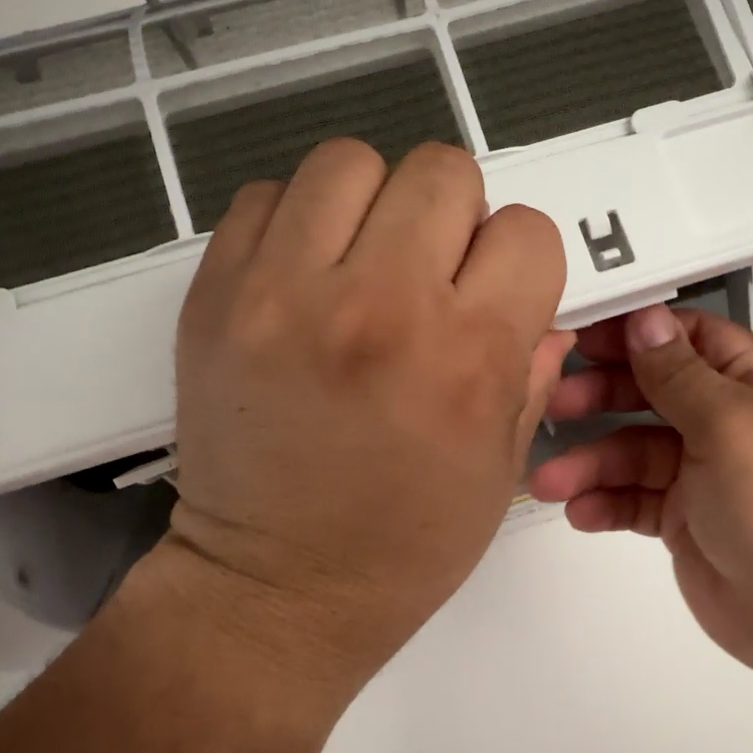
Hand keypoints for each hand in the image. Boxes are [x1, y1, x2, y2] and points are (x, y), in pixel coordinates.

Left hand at [166, 139, 572, 690]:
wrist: (275, 591)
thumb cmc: (403, 548)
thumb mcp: (499, 469)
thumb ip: (528, 370)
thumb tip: (538, 309)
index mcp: (466, 359)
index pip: (527, 231)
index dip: (522, 262)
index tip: (496, 295)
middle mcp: (378, 307)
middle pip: (443, 172)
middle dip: (456, 219)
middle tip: (433, 276)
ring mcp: (283, 293)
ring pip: (352, 161)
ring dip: (375, 205)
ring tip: (365, 264)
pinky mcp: (214, 296)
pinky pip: (266, 196)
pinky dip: (297, 223)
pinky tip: (306, 280)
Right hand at [530, 305, 752, 673]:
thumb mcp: (732, 425)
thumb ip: (680, 374)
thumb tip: (646, 320)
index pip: (694, 339)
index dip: (638, 334)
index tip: (582, 337)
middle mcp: (736, 423)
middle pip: (655, 393)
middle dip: (602, 398)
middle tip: (552, 404)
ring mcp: (709, 474)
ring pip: (637, 452)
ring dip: (592, 464)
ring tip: (549, 482)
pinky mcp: (688, 521)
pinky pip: (638, 500)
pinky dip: (608, 504)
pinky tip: (582, 514)